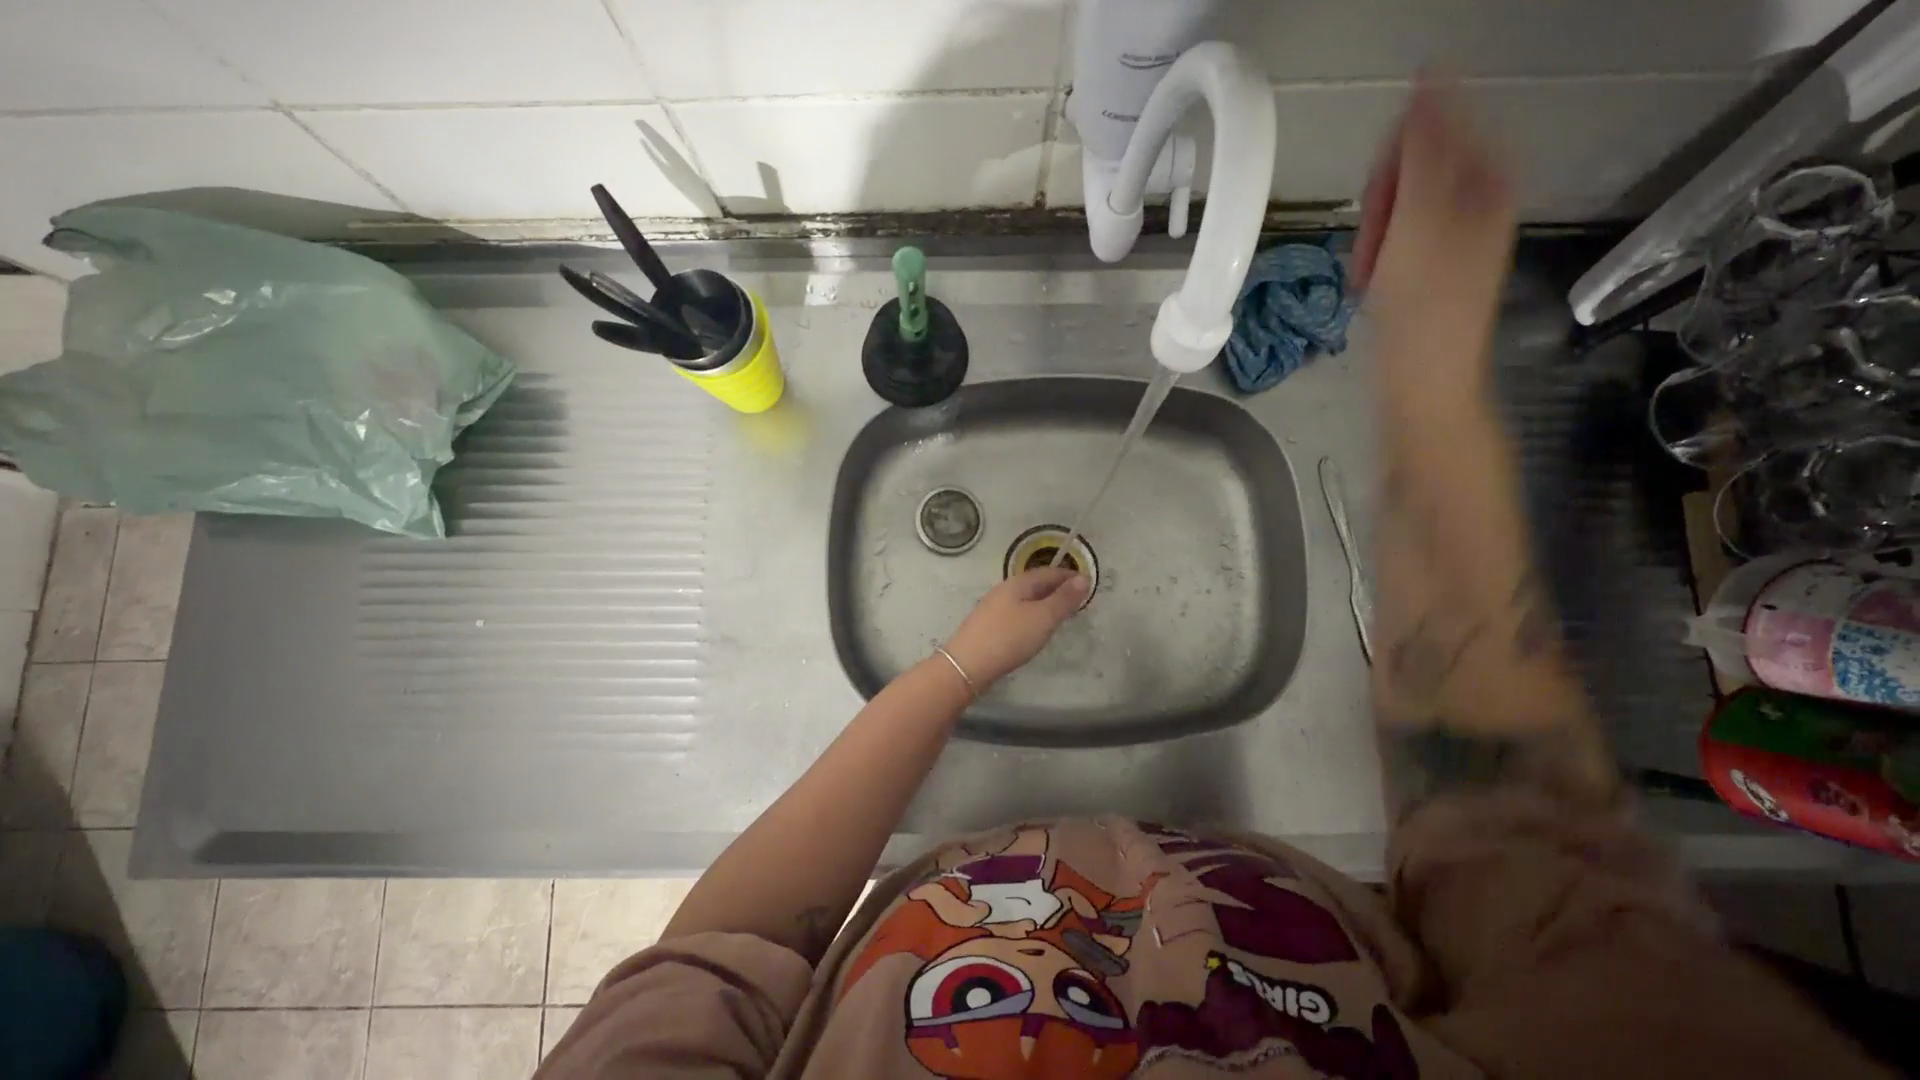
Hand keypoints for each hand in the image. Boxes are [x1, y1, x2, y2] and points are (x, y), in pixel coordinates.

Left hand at [942, 568, 1089, 686]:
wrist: (967, 664)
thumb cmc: (1010, 637)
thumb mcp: (1043, 617)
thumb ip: (1064, 599)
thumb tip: (1084, 577)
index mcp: (1019, 582)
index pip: (1050, 572)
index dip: (1070, 576)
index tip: (1088, 585)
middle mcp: (1004, 589)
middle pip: (1037, 583)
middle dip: (1058, 589)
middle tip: (1078, 601)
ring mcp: (994, 606)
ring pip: (1026, 598)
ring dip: (1045, 602)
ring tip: (1060, 615)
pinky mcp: (988, 624)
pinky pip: (1017, 612)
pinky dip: (1032, 614)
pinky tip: (1035, 628)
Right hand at [1353, 78, 1515, 383]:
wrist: (1422, 380)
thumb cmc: (1424, 303)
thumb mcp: (1421, 215)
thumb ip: (1423, 147)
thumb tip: (1430, 81)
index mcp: (1488, 182)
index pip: (1436, 128)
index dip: (1397, 155)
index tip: (1382, 192)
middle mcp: (1475, 205)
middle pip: (1412, 169)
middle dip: (1381, 202)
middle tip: (1377, 239)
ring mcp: (1451, 240)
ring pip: (1395, 208)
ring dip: (1372, 235)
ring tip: (1372, 271)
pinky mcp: (1427, 272)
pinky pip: (1391, 242)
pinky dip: (1374, 259)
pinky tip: (1371, 284)